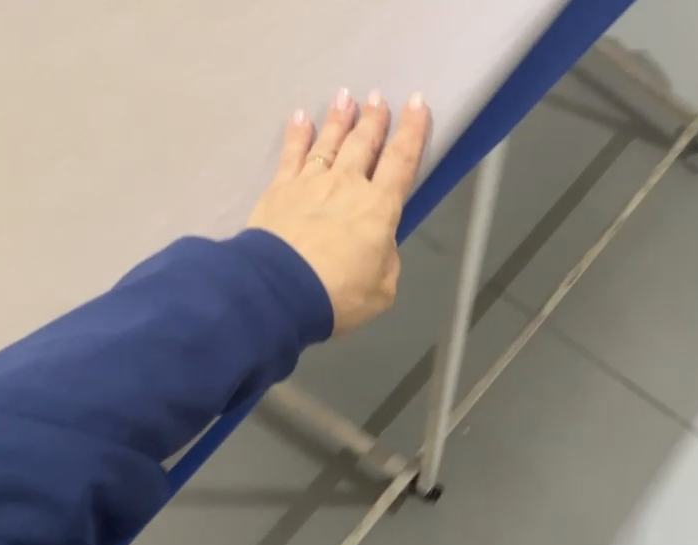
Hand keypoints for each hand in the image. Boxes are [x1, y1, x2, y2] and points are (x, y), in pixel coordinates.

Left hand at [246, 89, 431, 334]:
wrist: (282, 290)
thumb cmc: (340, 294)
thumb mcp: (382, 290)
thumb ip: (386, 263)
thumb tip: (381, 247)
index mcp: (379, 210)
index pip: (401, 163)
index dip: (412, 132)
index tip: (417, 103)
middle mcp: (347, 186)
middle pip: (364, 144)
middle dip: (374, 120)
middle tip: (378, 98)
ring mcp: (311, 183)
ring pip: (329, 142)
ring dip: (339, 119)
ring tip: (345, 97)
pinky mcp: (280, 190)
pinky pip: (292, 155)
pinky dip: (298, 135)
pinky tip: (301, 118)